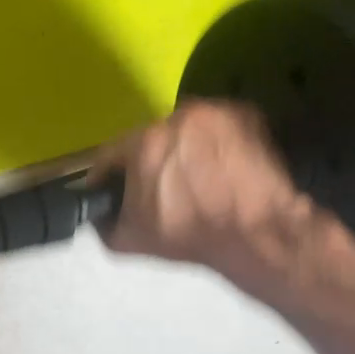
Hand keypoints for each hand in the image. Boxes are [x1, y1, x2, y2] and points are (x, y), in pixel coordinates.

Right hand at [88, 100, 345, 293]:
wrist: (256, 232)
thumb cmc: (188, 235)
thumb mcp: (126, 241)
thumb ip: (101, 222)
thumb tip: (98, 214)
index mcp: (143, 143)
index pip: (110, 154)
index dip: (107, 176)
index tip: (112, 191)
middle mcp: (177, 117)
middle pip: (149, 139)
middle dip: (148, 161)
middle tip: (157, 187)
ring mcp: (215, 112)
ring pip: (183, 130)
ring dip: (180, 149)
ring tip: (191, 177)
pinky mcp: (245, 114)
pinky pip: (214, 127)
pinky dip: (211, 143)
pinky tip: (217, 167)